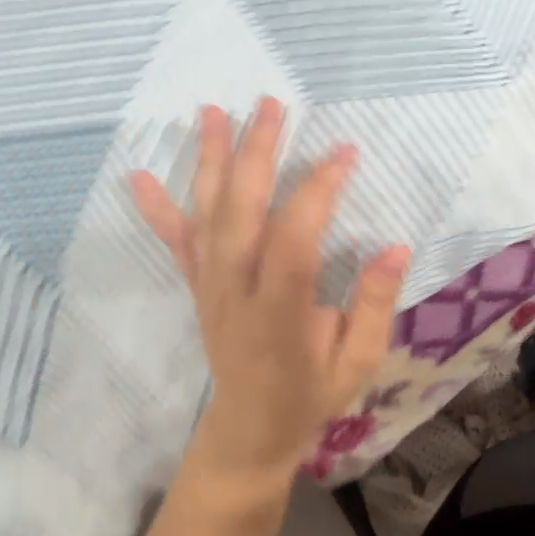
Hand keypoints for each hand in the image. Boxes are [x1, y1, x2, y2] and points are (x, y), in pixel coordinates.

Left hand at [131, 97, 409, 479]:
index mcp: (281, 315)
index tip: (344, 152)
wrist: (250, 430)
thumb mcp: (359, 361)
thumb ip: (374, 305)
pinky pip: (177, 243)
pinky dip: (158, 209)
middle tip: (270, 104)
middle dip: (256, 154)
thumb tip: (395, 247)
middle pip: (241, 214)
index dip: (317, 192)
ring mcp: (211, 288)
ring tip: (212, 111)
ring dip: (211, 161)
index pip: (294, 240)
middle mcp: (237, 293)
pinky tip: (139, 175)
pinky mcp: (199, 288)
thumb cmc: (311, 395)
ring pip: (207, 217)